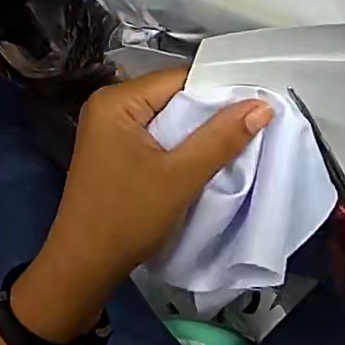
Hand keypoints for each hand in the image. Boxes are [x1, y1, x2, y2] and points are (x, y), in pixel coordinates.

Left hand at [14, 68, 271, 340]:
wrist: (82, 265)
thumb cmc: (126, 217)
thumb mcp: (179, 178)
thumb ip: (220, 139)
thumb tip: (262, 105)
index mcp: (116, 100)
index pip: (177, 79)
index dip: (219, 89)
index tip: (257, 103)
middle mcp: (108, 104)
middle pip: (170, 95)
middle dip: (209, 109)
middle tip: (254, 121)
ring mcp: (107, 126)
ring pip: (164, 115)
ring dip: (196, 128)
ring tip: (237, 137)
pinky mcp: (112, 147)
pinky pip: (154, 132)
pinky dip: (179, 142)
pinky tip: (204, 153)